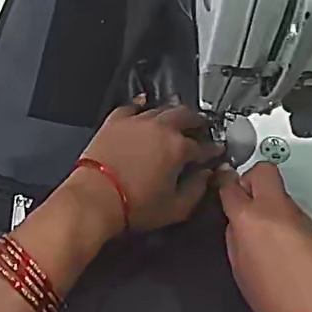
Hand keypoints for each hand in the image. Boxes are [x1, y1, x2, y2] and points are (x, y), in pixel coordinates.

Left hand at [65, 100, 217, 233]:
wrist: (96, 197)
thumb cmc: (132, 205)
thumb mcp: (175, 208)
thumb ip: (197, 190)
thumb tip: (205, 178)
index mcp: (178, 147)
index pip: (203, 146)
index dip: (212, 150)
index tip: (215, 153)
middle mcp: (160, 128)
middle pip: (185, 116)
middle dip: (197, 121)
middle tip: (202, 127)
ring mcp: (136, 122)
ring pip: (161, 108)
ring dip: (173, 112)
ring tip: (178, 116)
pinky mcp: (115, 122)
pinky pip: (132, 106)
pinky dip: (141, 104)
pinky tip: (144, 104)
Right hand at [216, 163, 311, 311]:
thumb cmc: (280, 302)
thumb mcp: (239, 269)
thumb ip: (233, 237)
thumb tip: (233, 223)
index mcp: (250, 218)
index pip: (230, 184)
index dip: (222, 184)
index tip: (219, 186)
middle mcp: (277, 209)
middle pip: (261, 171)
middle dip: (247, 178)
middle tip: (240, 197)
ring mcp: (298, 216)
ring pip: (277, 189)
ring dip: (265, 199)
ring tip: (258, 227)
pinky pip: (290, 209)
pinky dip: (279, 216)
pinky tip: (275, 242)